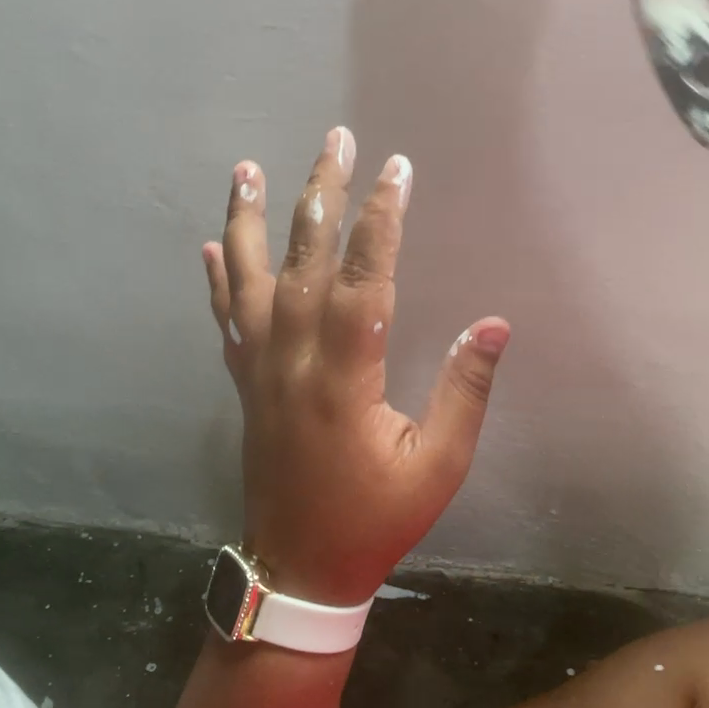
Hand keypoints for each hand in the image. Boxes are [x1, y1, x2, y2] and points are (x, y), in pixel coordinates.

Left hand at [203, 128, 509, 606]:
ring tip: (247, 168)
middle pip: (302, 263)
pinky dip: (219, 281)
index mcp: (345, 379)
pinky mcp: (245, 388)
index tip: (396, 169)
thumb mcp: (437, 466)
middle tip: (334, 139)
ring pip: (249, 283)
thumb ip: (464, 392)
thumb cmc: (376, 520)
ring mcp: (260, 373)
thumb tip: (494, 325)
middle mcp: (294, 363)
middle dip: (320, 196)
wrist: (300, 568)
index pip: (363, 281)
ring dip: (250, 221)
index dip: (381, 222)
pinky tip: (214, 245)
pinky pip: (227, 322)